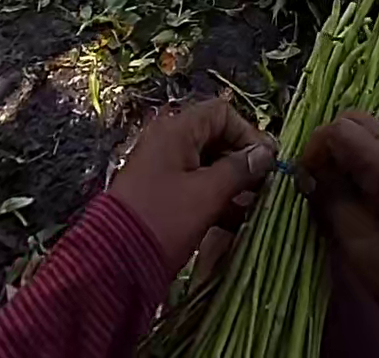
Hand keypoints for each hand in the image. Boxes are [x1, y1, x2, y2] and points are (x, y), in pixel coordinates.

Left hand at [109, 97, 276, 273]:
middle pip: (216, 138)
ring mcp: (163, 167)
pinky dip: (215, 197)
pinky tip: (235, 220)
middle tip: (265, 185)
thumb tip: (265, 153)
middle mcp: (169, 140)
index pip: (222, 113)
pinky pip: (195, 184)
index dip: (248, 133)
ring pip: (207, 164)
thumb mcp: (207, 193)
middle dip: (242, 160)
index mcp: (177, 129)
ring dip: (232, 182)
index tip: (267, 160)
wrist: (111, 265)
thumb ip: (239, 170)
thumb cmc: (163, 219)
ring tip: (255, 206)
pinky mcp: (161, 193)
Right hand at [300, 110, 378, 357]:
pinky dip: (361, 163)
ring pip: (369, 134)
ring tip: (332, 192)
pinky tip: (356, 197)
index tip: (303, 181)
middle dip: (328, 143)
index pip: (340, 128)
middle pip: (356, 120)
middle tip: (315, 181)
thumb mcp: (364, 250)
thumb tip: (309, 178)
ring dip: (345, 153)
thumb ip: (333, 205)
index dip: (314, 148)